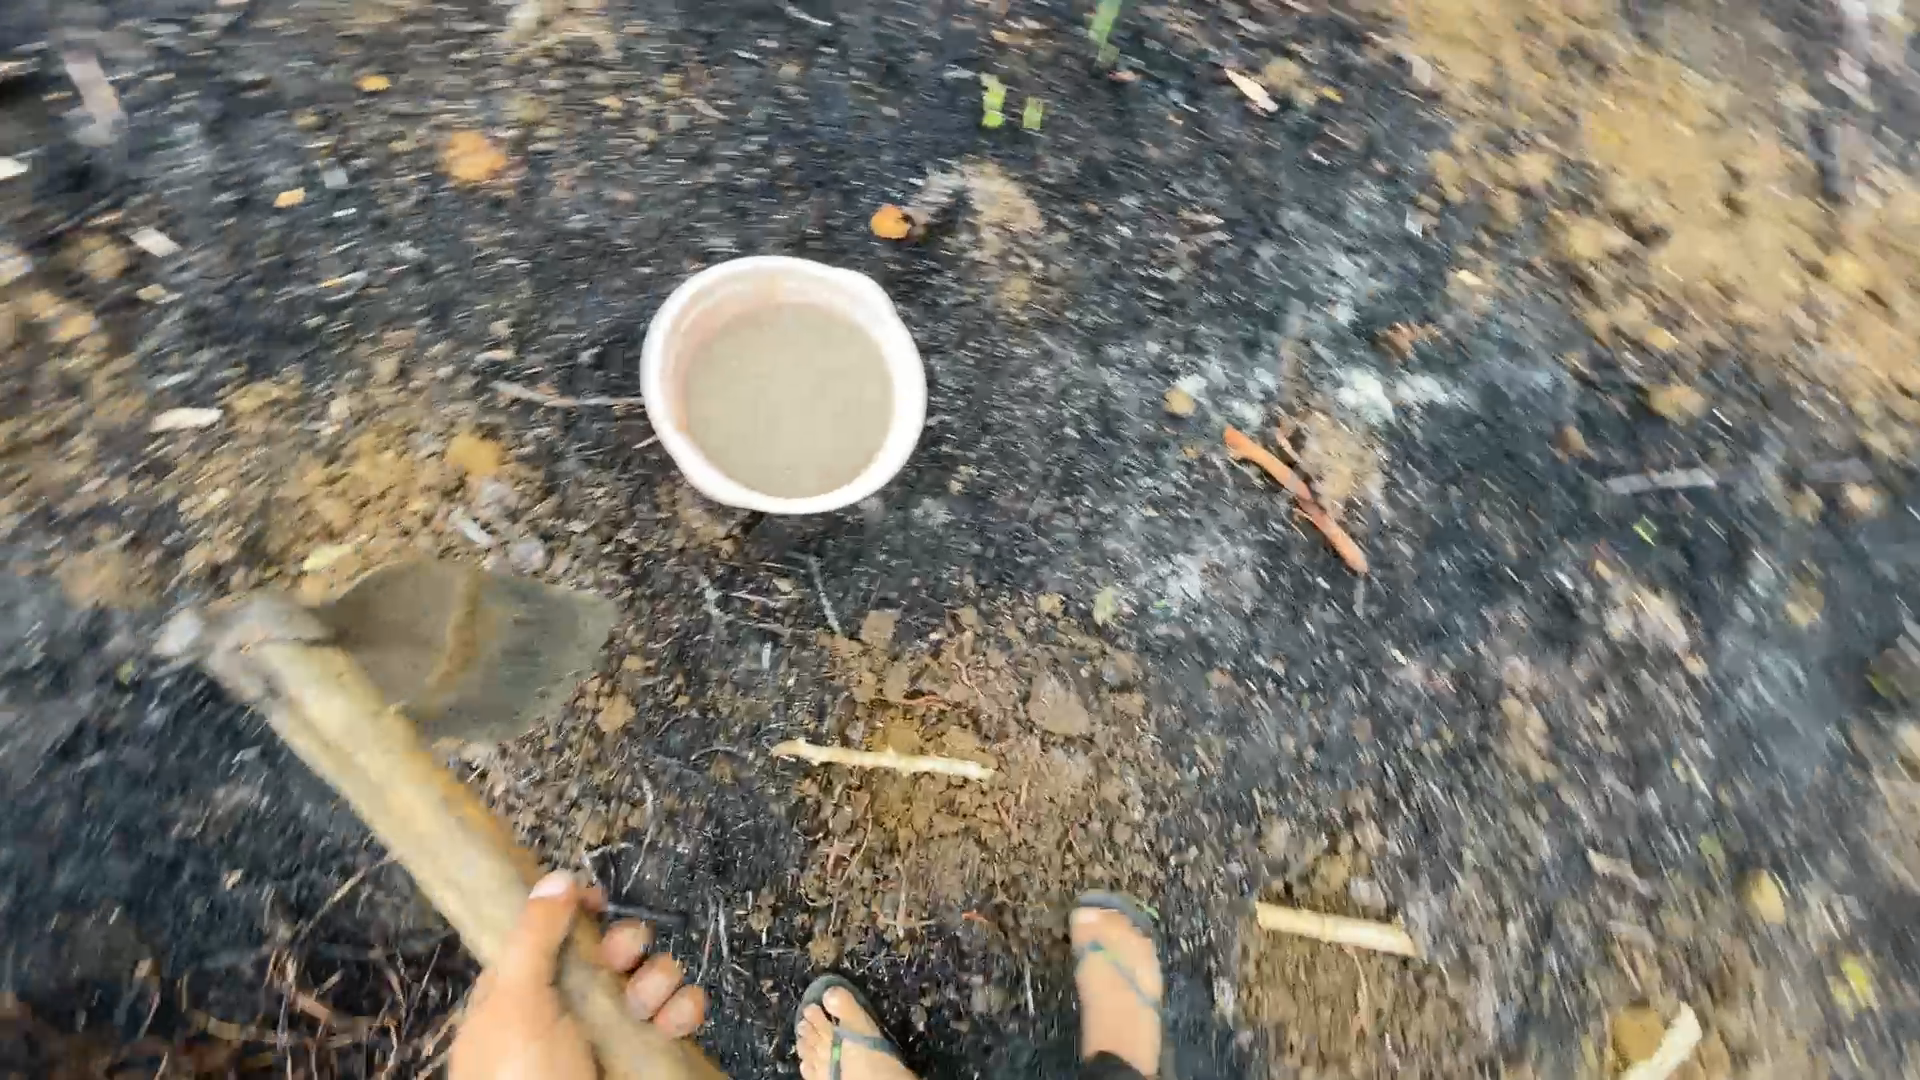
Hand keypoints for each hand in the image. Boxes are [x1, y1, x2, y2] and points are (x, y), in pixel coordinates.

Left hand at [448, 871, 708, 1079]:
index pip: (550, 934)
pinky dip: (685, 1008)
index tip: (597, 900)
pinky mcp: (647, 1053)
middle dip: (626, 944)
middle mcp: (568, 1009)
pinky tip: (677, 1018)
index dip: (576, 912)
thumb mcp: (514, 1007)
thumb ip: (535, 937)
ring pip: (651, 975)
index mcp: (521, 996)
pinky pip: (678, 1012)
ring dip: (659, 978)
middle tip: (623, 957)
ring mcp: (611, 1033)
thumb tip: (557, 877)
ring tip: (647, 1002)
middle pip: (610, 949)